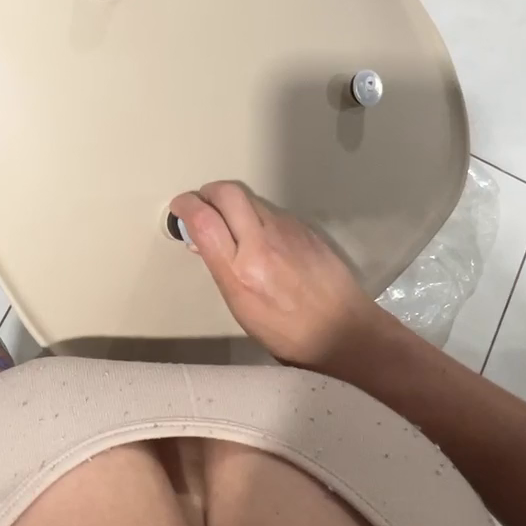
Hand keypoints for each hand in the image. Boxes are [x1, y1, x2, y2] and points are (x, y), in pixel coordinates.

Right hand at [170, 182, 379, 367]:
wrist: (346, 331)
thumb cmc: (287, 332)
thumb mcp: (240, 308)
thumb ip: (220, 268)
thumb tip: (199, 241)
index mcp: (240, 271)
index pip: (204, 220)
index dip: (185, 205)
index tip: (179, 208)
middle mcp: (262, 244)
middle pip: (226, 192)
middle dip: (207, 192)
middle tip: (202, 206)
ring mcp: (287, 231)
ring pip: (249, 198)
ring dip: (232, 203)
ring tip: (231, 224)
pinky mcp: (304, 228)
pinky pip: (271, 209)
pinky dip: (256, 215)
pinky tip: (260, 236)